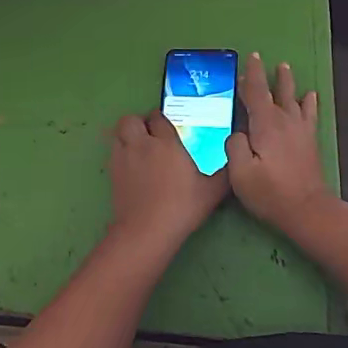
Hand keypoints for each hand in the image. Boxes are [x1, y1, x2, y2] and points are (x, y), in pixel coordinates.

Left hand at [108, 112, 228, 241]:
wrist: (146, 230)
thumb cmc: (182, 207)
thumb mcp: (212, 192)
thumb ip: (226, 173)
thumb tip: (236, 160)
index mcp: (166, 143)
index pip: (158, 117)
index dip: (162, 120)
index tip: (169, 130)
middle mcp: (141, 144)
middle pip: (131, 119)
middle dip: (139, 122)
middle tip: (151, 135)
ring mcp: (123, 157)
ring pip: (118, 132)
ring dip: (127, 135)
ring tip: (139, 148)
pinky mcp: (111, 173)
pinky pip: (113, 152)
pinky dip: (121, 153)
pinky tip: (132, 167)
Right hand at [226, 52, 334, 231]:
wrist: (306, 209)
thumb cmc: (270, 192)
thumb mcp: (240, 173)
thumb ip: (234, 146)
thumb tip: (236, 133)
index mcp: (265, 124)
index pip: (255, 92)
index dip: (250, 74)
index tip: (249, 57)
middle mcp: (285, 121)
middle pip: (276, 91)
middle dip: (267, 75)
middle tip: (262, 61)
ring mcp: (300, 130)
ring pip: (293, 98)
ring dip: (287, 83)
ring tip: (285, 68)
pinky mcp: (310, 141)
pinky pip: (310, 114)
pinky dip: (309, 102)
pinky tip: (310, 96)